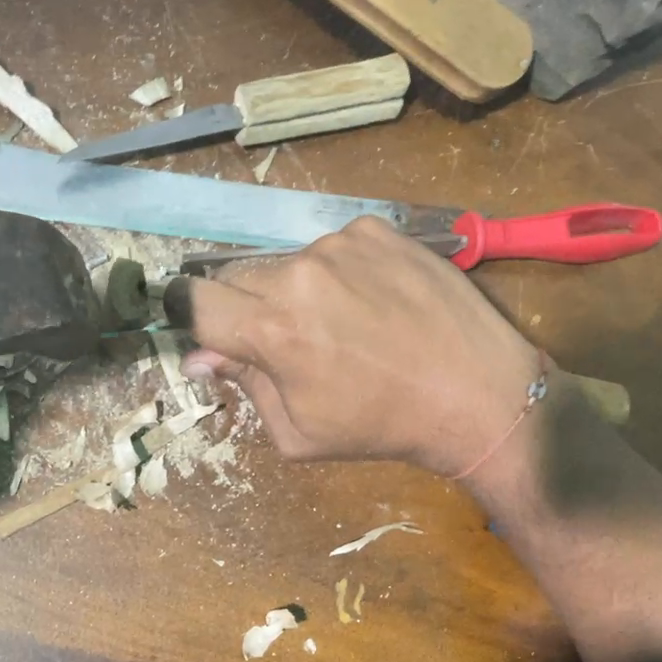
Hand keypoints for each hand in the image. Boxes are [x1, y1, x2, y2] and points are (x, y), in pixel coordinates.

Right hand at [178, 216, 543, 476]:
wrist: (475, 393)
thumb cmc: (378, 427)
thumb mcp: (295, 432)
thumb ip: (243, 385)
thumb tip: (200, 356)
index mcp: (272, 329)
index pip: (193, 300)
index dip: (186, 315)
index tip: (203, 330)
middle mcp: (298, 272)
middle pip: (235, 279)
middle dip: (245, 310)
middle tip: (284, 345)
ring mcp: (340, 243)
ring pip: (284, 264)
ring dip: (293, 292)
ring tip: (341, 327)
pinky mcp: (377, 229)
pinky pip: (331, 248)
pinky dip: (336, 274)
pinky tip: (370, 304)